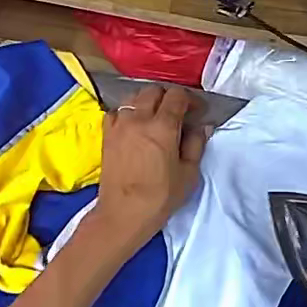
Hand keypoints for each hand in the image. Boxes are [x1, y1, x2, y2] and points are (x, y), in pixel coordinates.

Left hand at [81, 86, 207, 261]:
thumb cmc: (161, 195)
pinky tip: (134, 124)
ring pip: (133, 98)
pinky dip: (127, 112)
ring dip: (148, 102)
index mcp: (163, 126)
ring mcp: (119, 126)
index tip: (197, 112)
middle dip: (169, 97)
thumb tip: (201, 126)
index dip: (190, 100)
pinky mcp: (106, 136)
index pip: (177, 96)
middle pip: (154, 91)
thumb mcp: (189, 172)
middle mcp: (138, 119)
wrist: (123, 214)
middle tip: (178, 112)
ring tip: (156, 116)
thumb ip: (196, 144)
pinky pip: (116, 112)